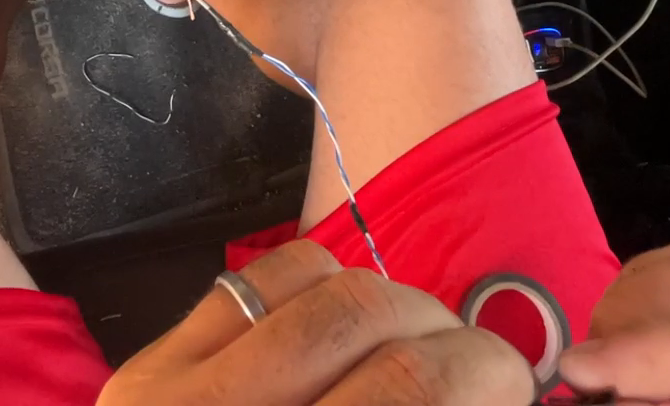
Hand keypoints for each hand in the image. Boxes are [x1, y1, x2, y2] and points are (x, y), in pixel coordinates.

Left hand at [100, 240, 534, 405]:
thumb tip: (493, 394)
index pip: (410, 389)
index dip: (484, 375)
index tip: (514, 385)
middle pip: (368, 323)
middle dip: (446, 334)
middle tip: (476, 363)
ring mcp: (175, 385)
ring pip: (319, 285)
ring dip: (391, 301)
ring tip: (415, 337)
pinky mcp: (155, 359)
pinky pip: (258, 275)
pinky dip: (319, 279)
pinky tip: (341, 316)